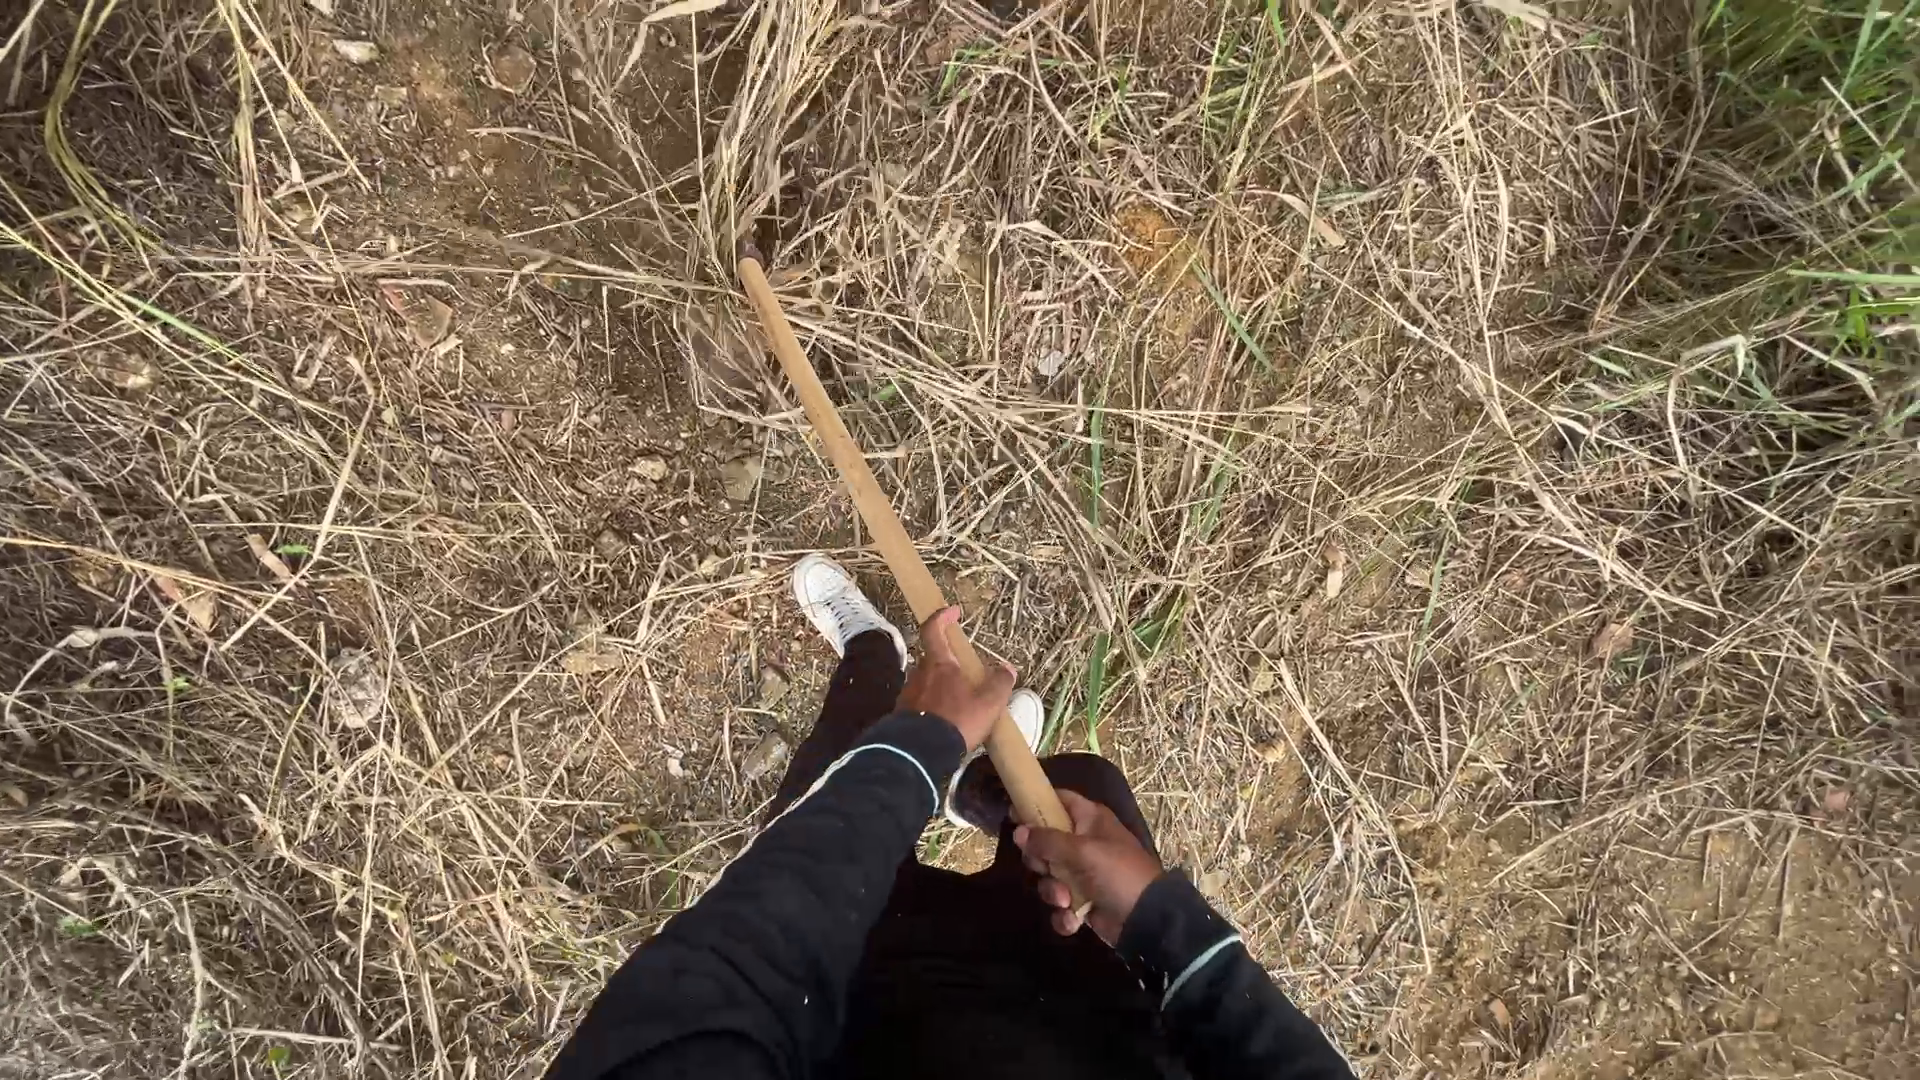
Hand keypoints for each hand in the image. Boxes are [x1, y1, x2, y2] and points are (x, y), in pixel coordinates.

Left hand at [896, 607, 1015, 751]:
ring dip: (940, 686)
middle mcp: (919, 673)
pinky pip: (919, 703)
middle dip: (948, 660)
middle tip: (965, 672)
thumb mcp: (988, 703)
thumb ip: (1000, 684)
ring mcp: (908, 694)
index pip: (933, 629)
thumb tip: (1007, 668)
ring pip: (925, 681)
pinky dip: (932, 706)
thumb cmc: (956, 720)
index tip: (953, 611)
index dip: (942, 617)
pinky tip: (944, 721)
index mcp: (939, 664)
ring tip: (959, 703)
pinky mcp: (902, 715)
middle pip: (931, 658)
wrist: (918, 753)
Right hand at [1013, 789, 1162, 944]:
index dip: (1035, 803)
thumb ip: (1048, 841)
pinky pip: (1060, 904)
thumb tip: (1018, 831)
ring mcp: (1083, 873)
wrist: (1149, 920)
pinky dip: (1064, 914)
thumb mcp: (1082, 852)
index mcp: (1089, 819)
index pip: (1058, 799)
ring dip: (1053, 891)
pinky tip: (1073, 919)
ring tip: (1066, 900)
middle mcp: (1084, 842)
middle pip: (1045, 841)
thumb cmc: (1118, 873)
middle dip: (1040, 860)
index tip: (1013, 815)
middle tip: (1045, 867)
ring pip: (1050, 875)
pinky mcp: (1084, 902)